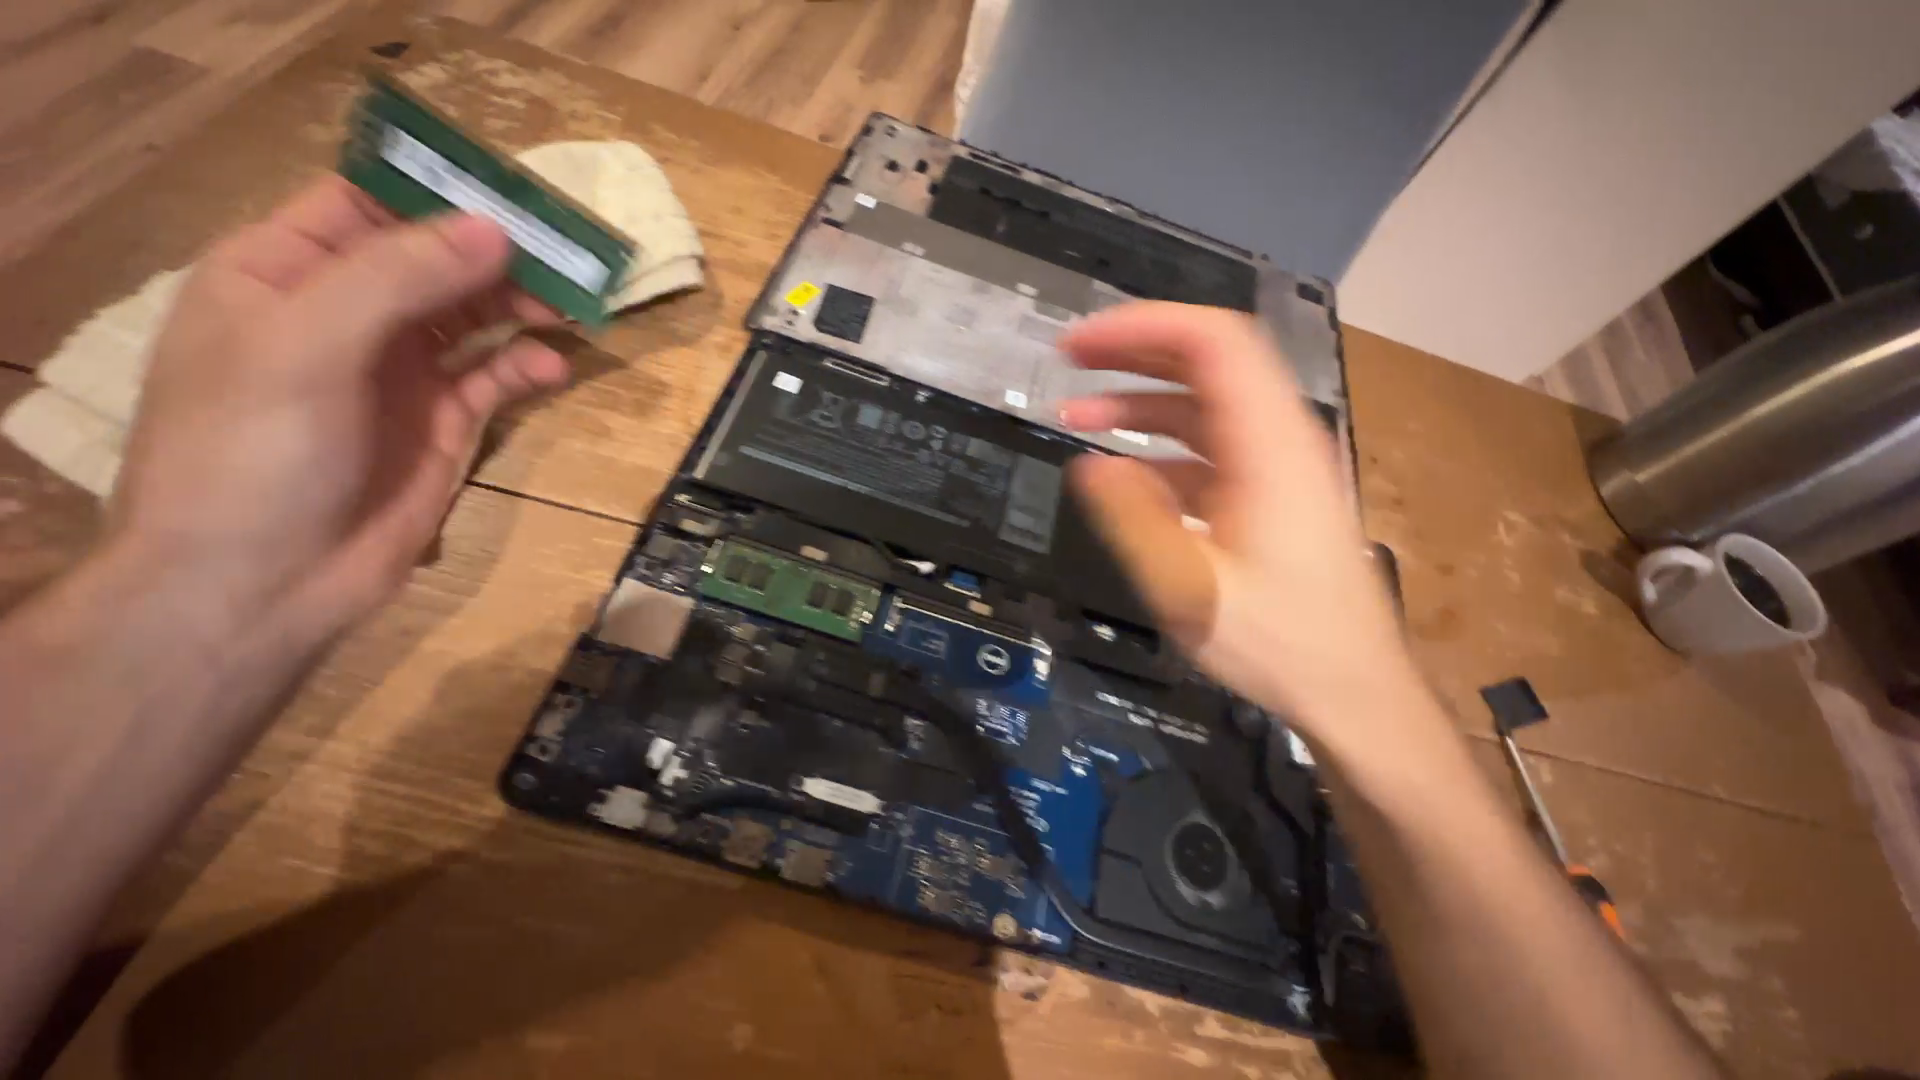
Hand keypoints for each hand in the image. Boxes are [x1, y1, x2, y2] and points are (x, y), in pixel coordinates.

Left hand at [109, 175, 568, 648]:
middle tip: (567, 254)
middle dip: (497, 253)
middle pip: (434, 259)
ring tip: (574, 306)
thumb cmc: (255, 453)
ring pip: (473, 315)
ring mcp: (399, 370)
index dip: (433, 192)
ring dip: (522, 305)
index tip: (510, 193)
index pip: (364, 204)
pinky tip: (555, 370)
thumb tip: (497, 230)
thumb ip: (400, 278)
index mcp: (283, 273)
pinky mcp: (444, 423)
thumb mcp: (308, 346)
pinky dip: (527, 368)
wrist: (262, 585)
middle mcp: (345, 313)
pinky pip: (495, 378)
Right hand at [1056, 302, 1415, 732]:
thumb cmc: (1279, 641)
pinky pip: (1210, 451)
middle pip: (1208, 362)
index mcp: (1268, 445)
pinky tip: (1121, 473)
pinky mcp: (1270, 497)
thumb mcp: (1192, 587)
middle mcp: (1278, 439)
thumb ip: (1135, 519)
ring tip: (1076, 416)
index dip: (1142, 327)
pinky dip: (1160, 449)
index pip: (1212, 342)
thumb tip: (1088, 464)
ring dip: (1140, 404)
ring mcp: (1277, 467)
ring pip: (1204, 406)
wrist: (1353, 691)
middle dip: (1134, 353)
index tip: (1081, 343)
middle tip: (1069, 362)